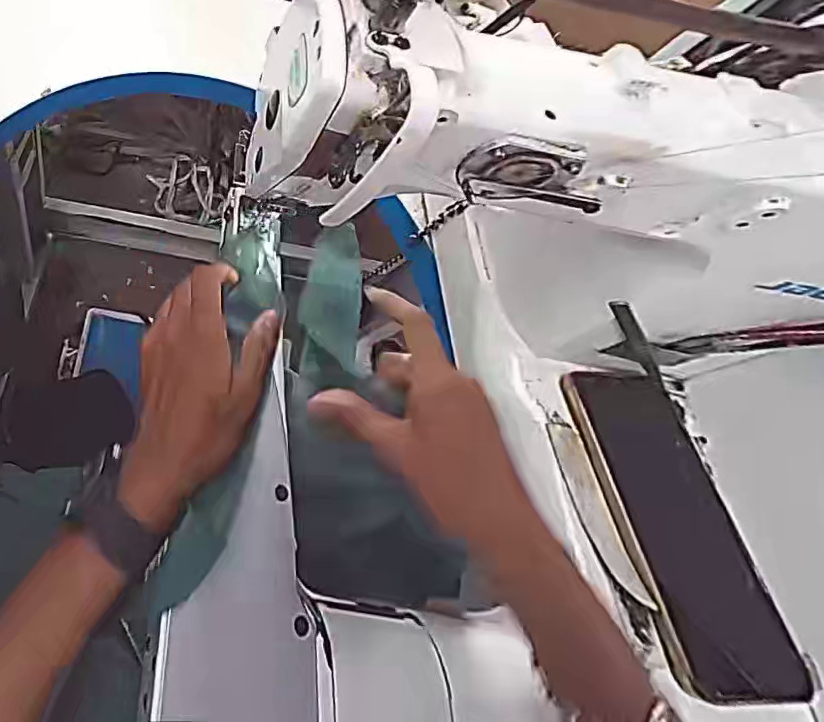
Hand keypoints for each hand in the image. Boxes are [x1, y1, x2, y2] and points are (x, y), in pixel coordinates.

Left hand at [120, 264, 279, 532]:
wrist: (161, 464)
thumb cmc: (207, 433)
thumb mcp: (245, 394)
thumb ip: (258, 349)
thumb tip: (270, 316)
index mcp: (201, 334)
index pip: (204, 280)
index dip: (221, 272)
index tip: (237, 282)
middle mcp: (174, 331)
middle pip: (187, 284)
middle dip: (209, 282)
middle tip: (230, 297)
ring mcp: (155, 342)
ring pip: (171, 299)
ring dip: (192, 296)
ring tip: (212, 313)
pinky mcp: (145, 357)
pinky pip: (160, 318)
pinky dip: (176, 313)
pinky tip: (190, 335)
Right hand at [308, 287, 541, 553]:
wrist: (503, 527)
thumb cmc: (451, 486)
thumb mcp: (396, 449)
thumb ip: (357, 418)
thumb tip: (320, 399)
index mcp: (439, 380)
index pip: (416, 325)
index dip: (393, 306)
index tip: (372, 296)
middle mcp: (459, 382)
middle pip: (416, 357)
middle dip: (385, 370)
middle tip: (356, 389)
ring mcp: (472, 401)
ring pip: (428, 379)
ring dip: (402, 390)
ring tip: (377, 417)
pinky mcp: (478, 419)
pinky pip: (443, 396)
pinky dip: (420, 403)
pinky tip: (405, 433)